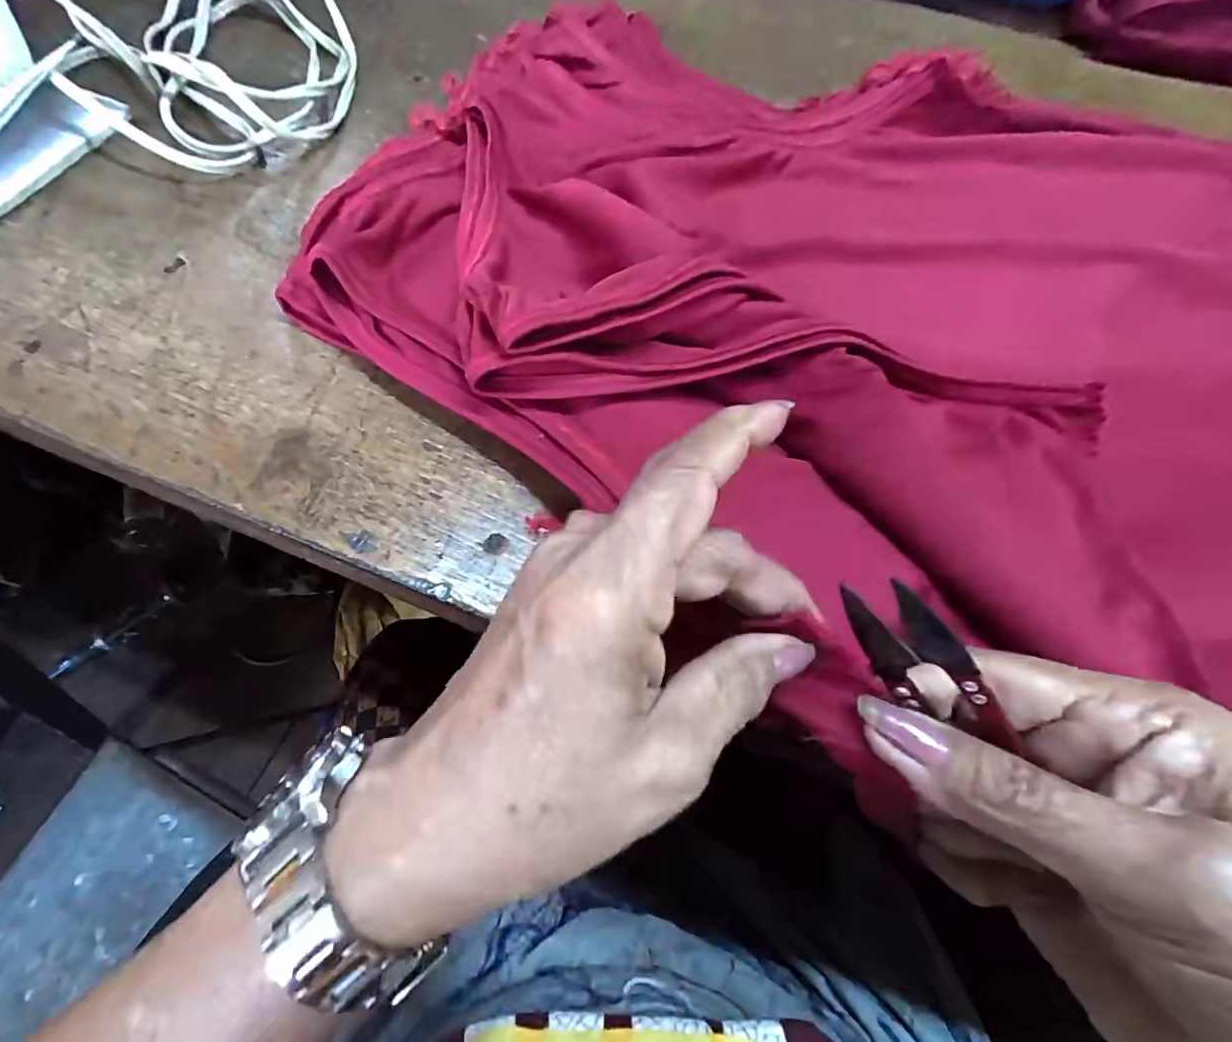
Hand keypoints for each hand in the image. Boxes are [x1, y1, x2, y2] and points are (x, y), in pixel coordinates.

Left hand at [324, 403, 817, 947]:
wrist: (432, 818)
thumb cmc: (548, 804)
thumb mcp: (664, 761)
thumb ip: (733, 687)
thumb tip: (787, 647)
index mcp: (608, 590)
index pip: (681, 482)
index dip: (734, 437)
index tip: (781, 413)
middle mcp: (576, 557)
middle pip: (685, 531)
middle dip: (752, 575)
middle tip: (799, 636)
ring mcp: (552, 569)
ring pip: (657, 546)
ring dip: (713, 582)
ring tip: (757, 640)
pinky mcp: (542, 591)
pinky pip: (625, 565)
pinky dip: (672, 589)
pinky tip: (699, 634)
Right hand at [859, 652, 1231, 1041]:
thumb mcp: (1152, 866)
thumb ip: (1009, 795)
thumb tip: (880, 721)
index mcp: (1131, 719)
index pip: (999, 678)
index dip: (928, 686)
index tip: (860, 710)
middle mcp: (1086, 755)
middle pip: (962, 730)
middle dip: (934, 767)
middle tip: (922, 809)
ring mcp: (1057, 815)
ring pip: (948, 786)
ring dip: (945, 822)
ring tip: (993, 870)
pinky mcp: (1035, 869)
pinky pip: (956, 838)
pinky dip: (956, 860)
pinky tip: (995, 892)